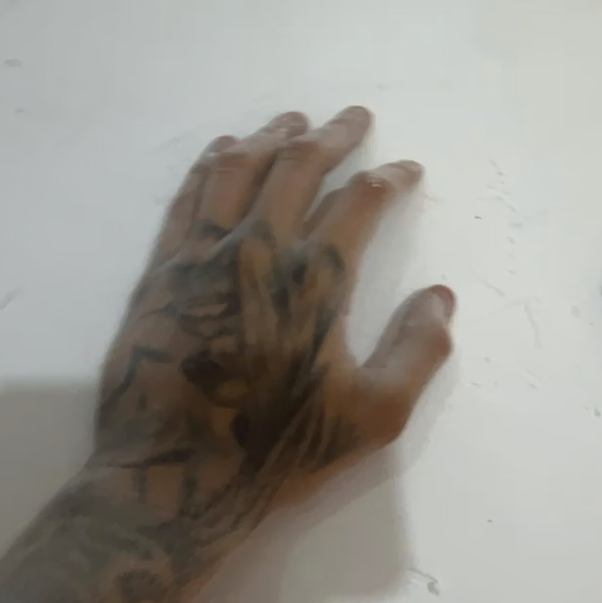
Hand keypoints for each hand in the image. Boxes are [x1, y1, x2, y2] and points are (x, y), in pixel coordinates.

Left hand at [91, 107, 454, 540]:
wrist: (172, 484)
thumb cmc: (279, 450)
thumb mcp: (375, 417)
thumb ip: (419, 351)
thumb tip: (441, 296)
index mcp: (315, 280)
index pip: (361, 203)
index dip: (391, 178)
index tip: (407, 169)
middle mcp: (258, 251)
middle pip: (299, 166)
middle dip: (335, 136)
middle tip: (355, 117)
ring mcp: (202, 256)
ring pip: (239, 168)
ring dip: (272, 135)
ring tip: (294, 119)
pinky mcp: (160, 271)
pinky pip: (187, 197)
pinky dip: (211, 163)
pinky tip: (226, 149)